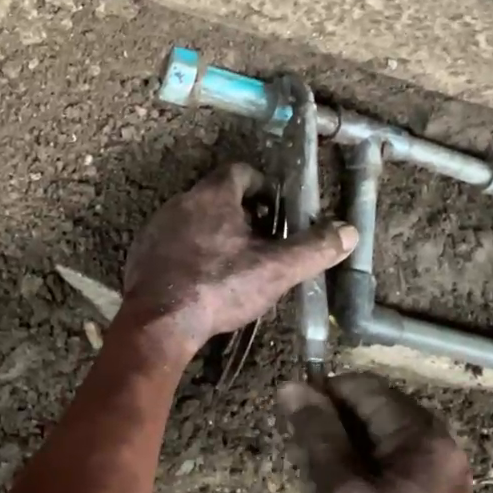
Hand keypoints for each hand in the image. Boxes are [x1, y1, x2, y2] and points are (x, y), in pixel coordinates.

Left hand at [118, 163, 357, 360]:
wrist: (158, 320)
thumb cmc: (218, 286)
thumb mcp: (274, 270)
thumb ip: (313, 249)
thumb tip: (349, 232)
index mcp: (213, 195)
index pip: (240, 171)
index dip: (262, 186)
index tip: (276, 210)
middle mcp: (182, 201)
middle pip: (217, 195)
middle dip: (242, 213)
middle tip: (262, 240)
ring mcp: (158, 225)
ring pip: (194, 219)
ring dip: (216, 233)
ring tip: (236, 262)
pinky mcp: (144, 250)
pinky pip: (173, 241)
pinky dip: (191, 252)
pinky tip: (204, 279)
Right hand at [277, 374, 481, 492]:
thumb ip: (318, 436)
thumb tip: (290, 385)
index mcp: (426, 435)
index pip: (363, 387)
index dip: (324, 396)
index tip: (294, 420)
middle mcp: (440, 443)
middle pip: (371, 411)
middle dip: (332, 428)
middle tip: (304, 458)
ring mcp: (441, 472)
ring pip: (376, 438)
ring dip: (341, 452)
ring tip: (319, 483)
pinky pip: (390, 464)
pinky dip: (361, 472)